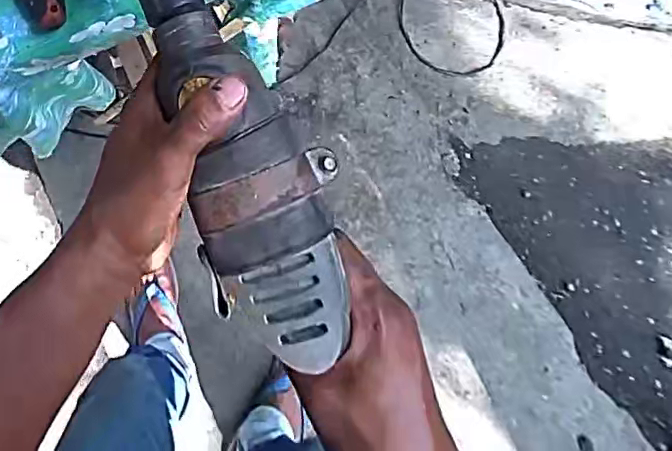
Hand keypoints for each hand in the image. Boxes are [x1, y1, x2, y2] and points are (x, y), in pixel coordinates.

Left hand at [66, 64, 247, 285]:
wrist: (116, 254)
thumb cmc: (133, 200)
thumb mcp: (169, 154)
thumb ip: (199, 120)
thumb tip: (233, 85)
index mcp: (142, 109)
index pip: (166, 63)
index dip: (190, 49)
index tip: (225, 44)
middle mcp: (150, 124)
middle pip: (183, 91)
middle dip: (211, 83)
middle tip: (249, 78)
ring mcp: (160, 150)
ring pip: (192, 121)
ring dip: (215, 115)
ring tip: (252, 108)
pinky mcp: (172, 175)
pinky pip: (197, 150)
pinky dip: (216, 144)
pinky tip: (239, 148)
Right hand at [292, 233, 456, 450]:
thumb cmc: (381, 436)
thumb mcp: (319, 387)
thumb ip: (292, 345)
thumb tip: (271, 320)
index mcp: (378, 309)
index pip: (337, 246)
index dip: (304, 239)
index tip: (283, 241)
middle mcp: (394, 308)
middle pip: (345, 261)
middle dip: (311, 263)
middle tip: (282, 269)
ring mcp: (400, 323)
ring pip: (354, 283)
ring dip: (324, 287)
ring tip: (298, 299)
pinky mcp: (399, 338)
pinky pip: (363, 304)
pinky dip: (339, 307)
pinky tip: (322, 329)